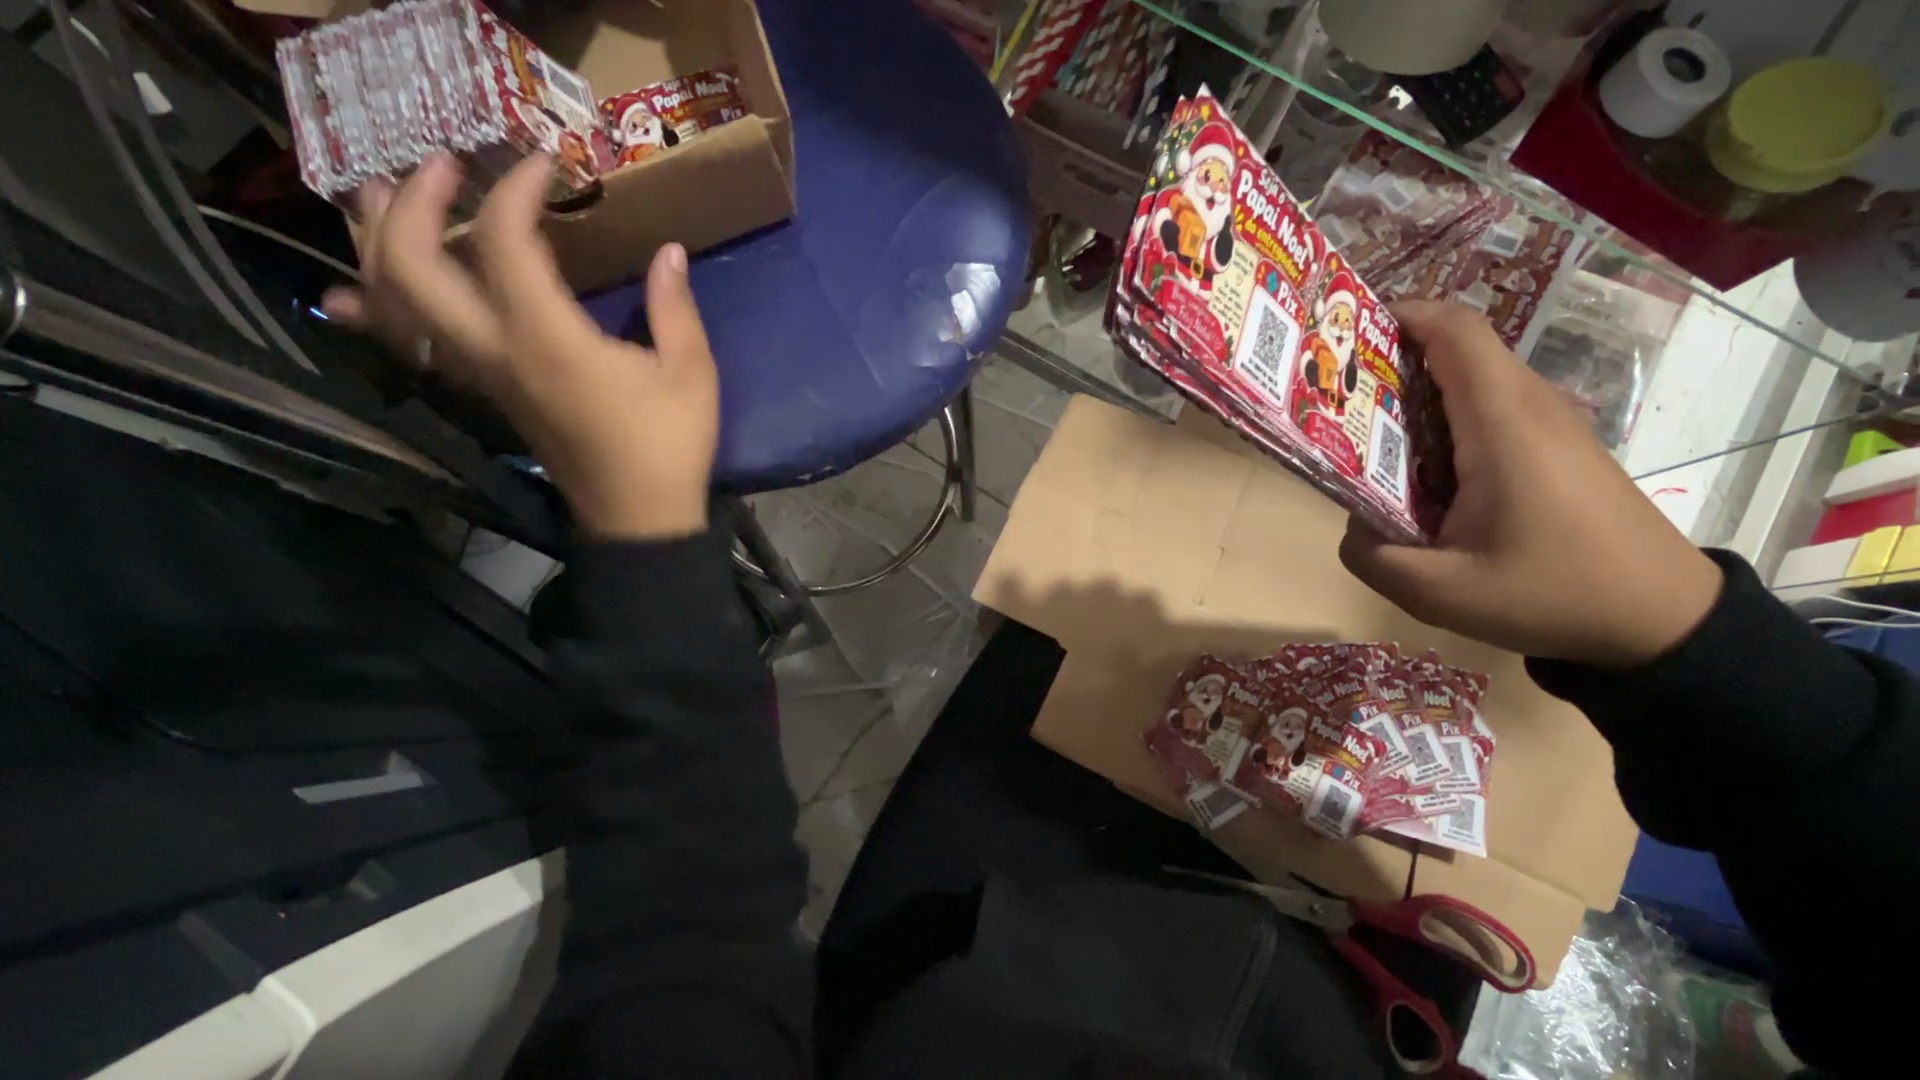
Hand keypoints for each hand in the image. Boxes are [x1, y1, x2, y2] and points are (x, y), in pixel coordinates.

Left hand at [322, 153, 717, 540]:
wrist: (637, 517)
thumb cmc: (668, 445)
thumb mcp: (691, 373)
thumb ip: (674, 308)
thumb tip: (668, 253)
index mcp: (549, 340)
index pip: (503, 243)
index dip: (515, 190)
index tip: (545, 162)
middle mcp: (495, 351)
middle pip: (412, 267)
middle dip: (416, 204)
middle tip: (443, 166)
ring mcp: (480, 374)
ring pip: (394, 303)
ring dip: (380, 243)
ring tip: (389, 198)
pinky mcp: (484, 391)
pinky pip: (410, 344)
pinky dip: (375, 312)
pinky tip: (354, 293)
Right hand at [1338, 301, 1721, 667]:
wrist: (1661, 618)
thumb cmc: (1553, 595)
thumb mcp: (1440, 594)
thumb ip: (1373, 557)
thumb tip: (1354, 526)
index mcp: (1503, 425)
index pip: (1455, 331)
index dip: (1400, 316)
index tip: (1348, 335)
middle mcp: (1531, 407)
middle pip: (1460, 349)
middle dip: (1395, 355)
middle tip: (1341, 392)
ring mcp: (1552, 424)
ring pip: (1476, 379)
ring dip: (1420, 391)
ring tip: (1371, 431)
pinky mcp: (1561, 446)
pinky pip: (1494, 408)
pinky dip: (1449, 418)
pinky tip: (1424, 469)